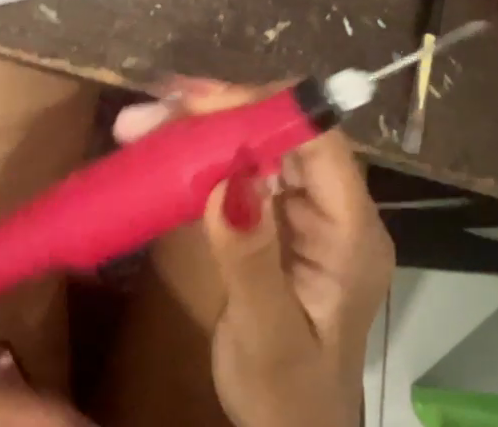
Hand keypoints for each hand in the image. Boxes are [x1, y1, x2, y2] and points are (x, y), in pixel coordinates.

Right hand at [114, 80, 394, 426]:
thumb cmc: (287, 399)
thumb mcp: (267, 338)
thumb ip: (251, 261)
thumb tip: (226, 182)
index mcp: (351, 234)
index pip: (319, 144)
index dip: (263, 110)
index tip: (195, 102)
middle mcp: (334, 211)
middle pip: (286, 133)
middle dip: (220, 112)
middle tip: (152, 111)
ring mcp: (306, 214)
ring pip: (260, 143)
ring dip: (204, 127)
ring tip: (145, 121)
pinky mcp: (278, 220)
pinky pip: (243, 169)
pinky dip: (203, 153)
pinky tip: (165, 146)